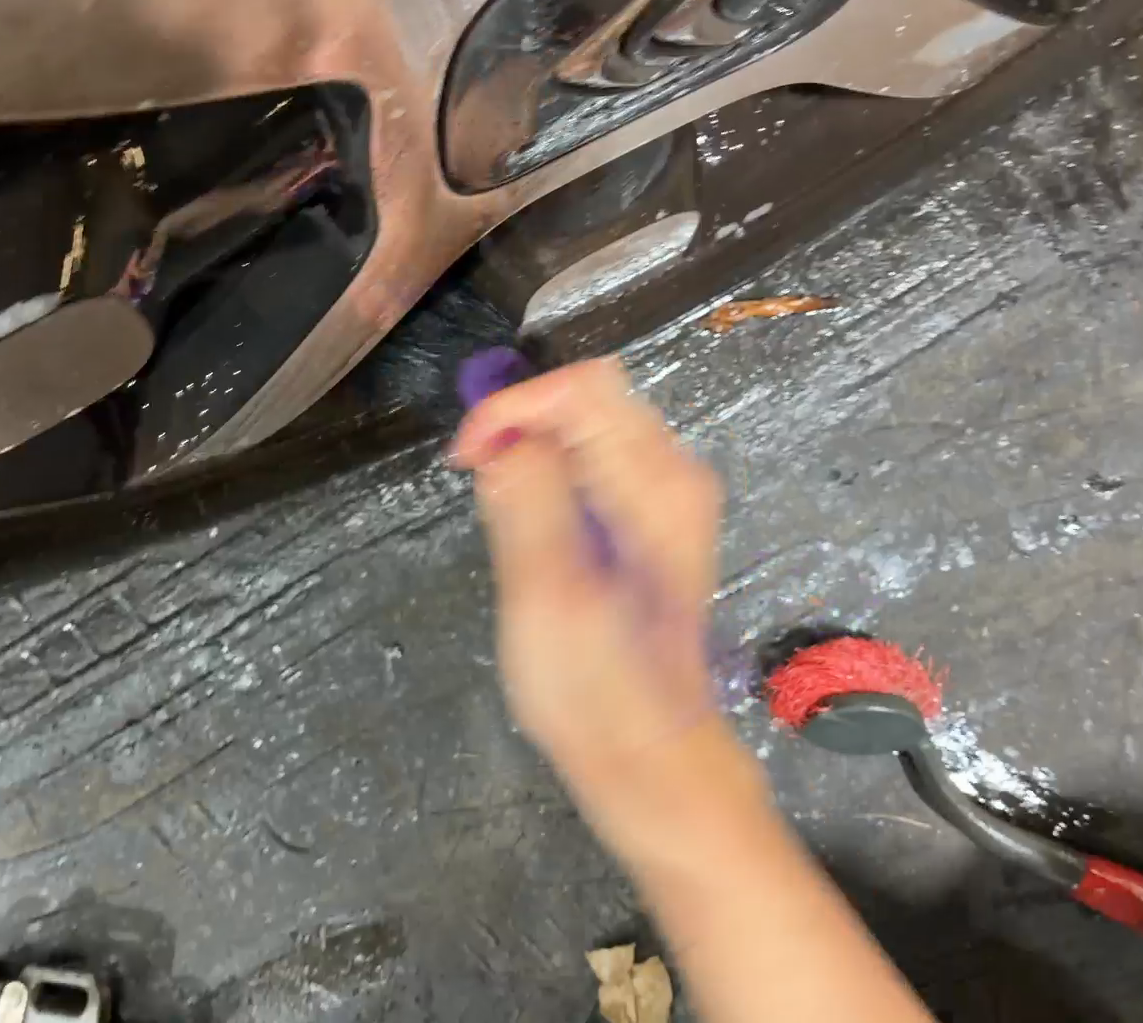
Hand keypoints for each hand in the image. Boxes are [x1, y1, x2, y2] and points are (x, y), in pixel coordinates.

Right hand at [451, 358, 762, 851]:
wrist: (650, 754)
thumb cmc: (594, 692)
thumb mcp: (547, 598)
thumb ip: (528, 503)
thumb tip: (503, 433)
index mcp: (656, 488)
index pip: (581, 388)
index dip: (513, 407)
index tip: (467, 459)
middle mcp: (675, 476)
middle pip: (590, 396)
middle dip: (523, 422)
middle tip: (478, 478)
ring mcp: (670, 495)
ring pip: (590, 423)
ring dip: (534, 446)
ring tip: (501, 506)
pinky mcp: (655, 516)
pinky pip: (596, 459)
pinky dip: (552, 470)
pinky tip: (534, 521)